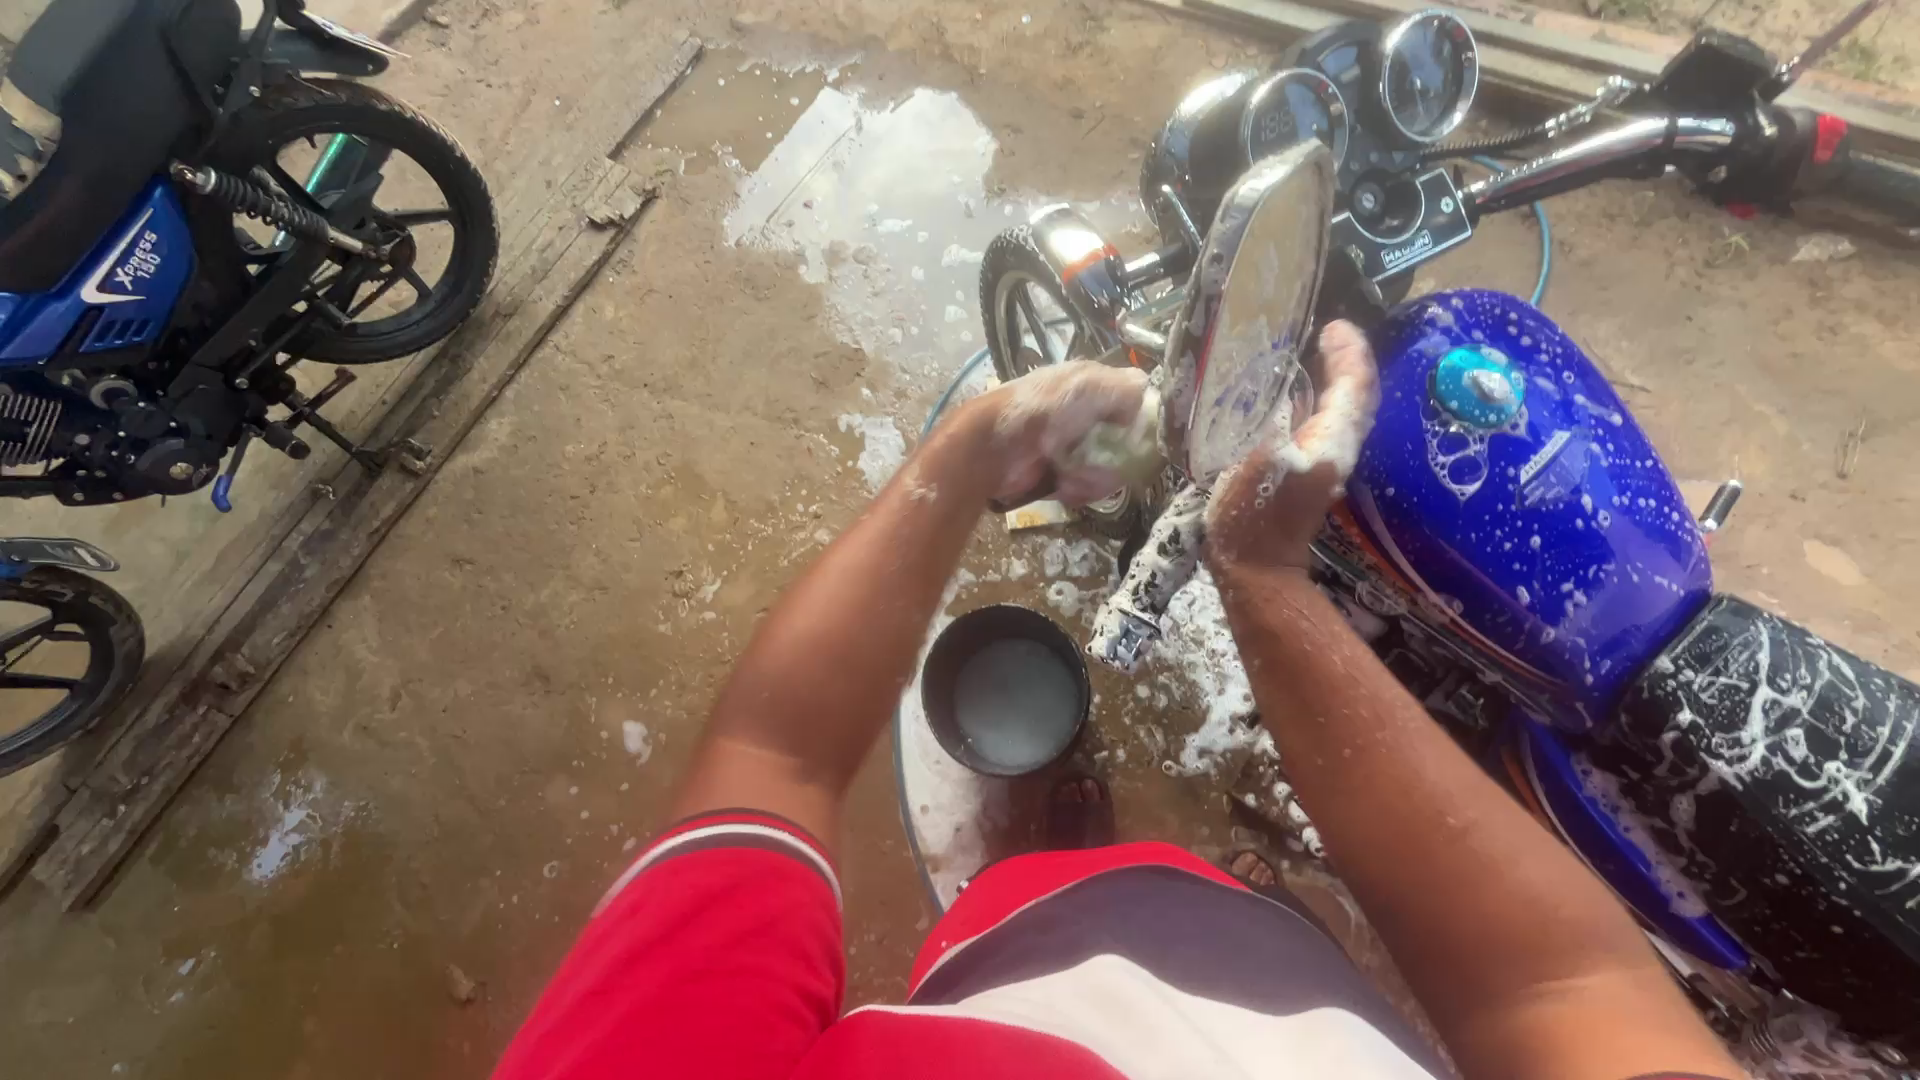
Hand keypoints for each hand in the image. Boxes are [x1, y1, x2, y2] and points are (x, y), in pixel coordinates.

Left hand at [963, 360, 1150, 506]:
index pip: (1136, 401)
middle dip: (1119, 456)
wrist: (992, 449)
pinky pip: (1089, 486)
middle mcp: (1087, 414)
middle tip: (1102, 460)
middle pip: (1129, 442)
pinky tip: (1065, 485)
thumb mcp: (1089, 385)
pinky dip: (1080, 488)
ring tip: (1074, 474)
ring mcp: (1075, 446)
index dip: (1141, 420)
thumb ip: (1128, 389)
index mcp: (1093, 384)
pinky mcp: (1062, 474)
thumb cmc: (1042, 409)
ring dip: (1097, 475)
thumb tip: (1145, 407)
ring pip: (1112, 468)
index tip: (1140, 436)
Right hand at [1205, 320, 1378, 573]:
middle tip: (1324, 336)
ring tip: (1308, 357)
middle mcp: (1338, 449)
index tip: (1331, 326)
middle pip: (1356, 395)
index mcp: (1330, 441)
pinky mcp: (1309, 473)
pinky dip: (1315, 402)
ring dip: (1333, 380)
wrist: (1255, 566)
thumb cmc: (1251, 514)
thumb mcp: (1255, 458)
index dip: (1348, 351)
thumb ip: (1269, 416)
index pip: (1354, 384)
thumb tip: (1277, 383)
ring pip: (1342, 410)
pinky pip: (1323, 424)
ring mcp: (1326, 463)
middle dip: (1347, 361)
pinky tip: (1289, 398)